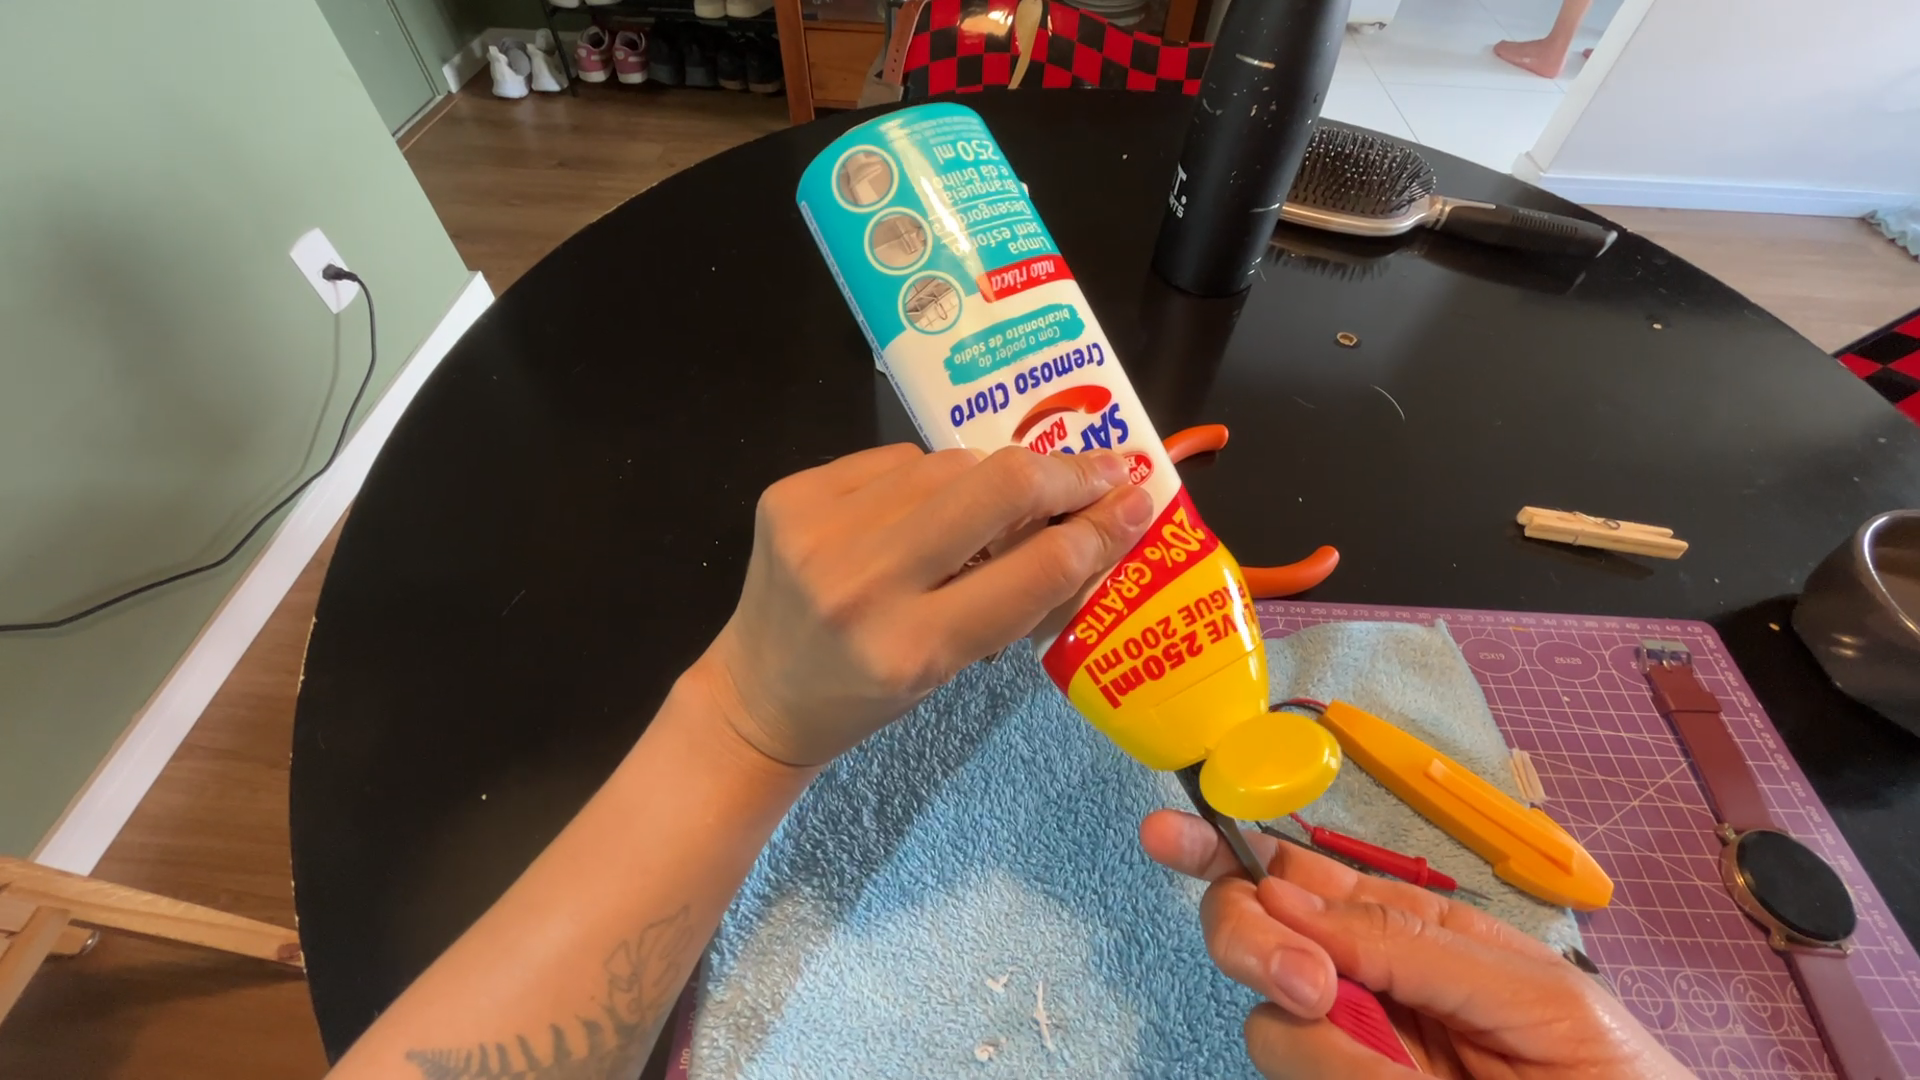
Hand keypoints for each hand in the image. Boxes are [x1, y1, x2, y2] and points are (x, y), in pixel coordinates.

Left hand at [698, 444, 1153, 768]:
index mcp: (913, 650)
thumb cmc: (866, 698)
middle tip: (1103, 468)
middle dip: (1066, 471)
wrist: (758, 693)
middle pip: (997, 486)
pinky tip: (925, 503)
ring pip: (949, 463)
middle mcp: (863, 584)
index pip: (1036, 570)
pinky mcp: (792, 493)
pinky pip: (897, 458)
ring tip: (1004, 499)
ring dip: (993, 476)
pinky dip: (929, 476)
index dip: (1101, 529)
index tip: (1137, 499)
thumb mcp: (950, 668)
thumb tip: (1093, 523)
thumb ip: (1016, 596)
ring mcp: (819, 529)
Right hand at [1139, 809, 1694, 1079]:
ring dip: (1323, 1049)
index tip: (1162, 837)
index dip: (1214, 845)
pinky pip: (1299, 1074)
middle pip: (1247, 929)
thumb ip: (1407, 939)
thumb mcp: (1532, 994)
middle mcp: (1347, 979)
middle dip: (1253, 942)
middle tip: (1310, 987)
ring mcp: (1342, 1051)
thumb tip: (1280, 890)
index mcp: (1389, 926)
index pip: (1282, 870)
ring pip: (1268, 1025)